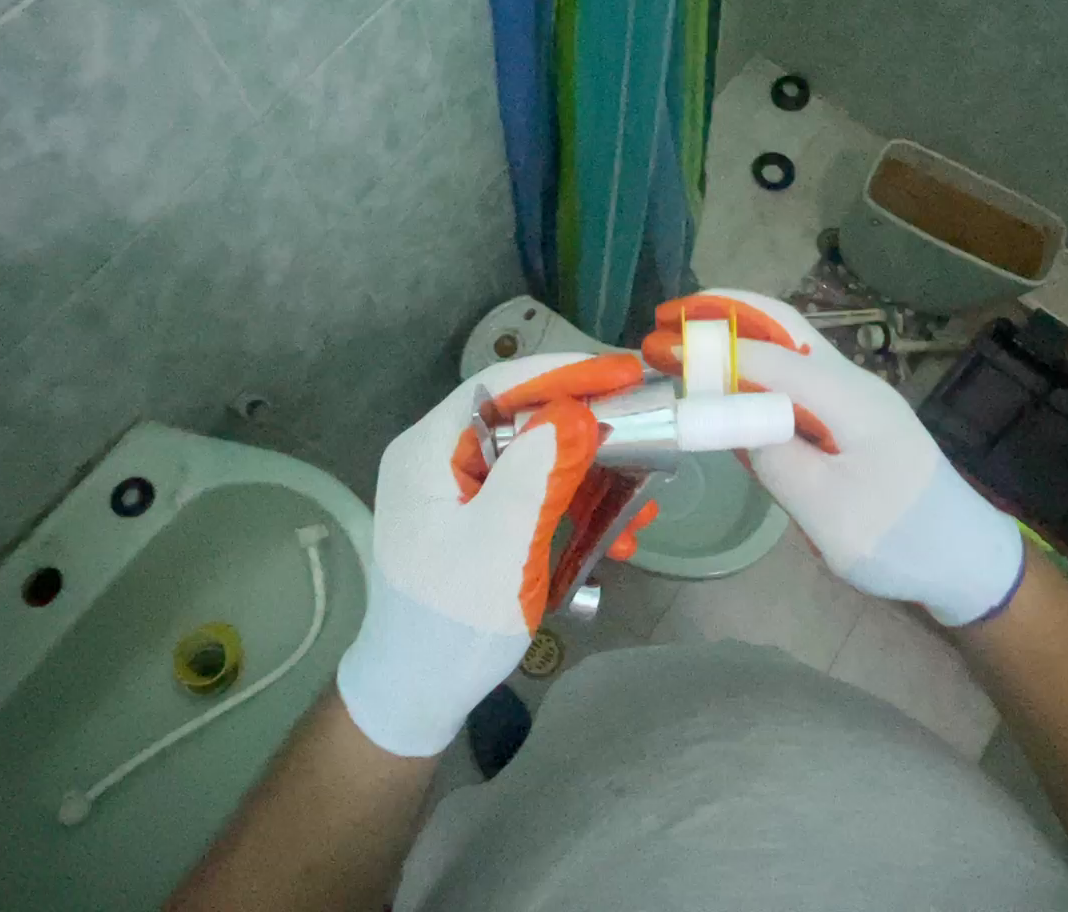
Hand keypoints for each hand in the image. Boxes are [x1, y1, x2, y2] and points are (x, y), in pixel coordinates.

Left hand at [336, 353, 647, 755]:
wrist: (418, 695)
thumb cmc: (451, 625)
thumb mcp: (501, 546)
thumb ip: (538, 474)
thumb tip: (577, 411)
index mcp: (430, 452)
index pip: (501, 388)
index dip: (565, 374)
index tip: (625, 373)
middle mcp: (444, 459)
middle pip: (525, 419)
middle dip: (590, 431)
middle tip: (648, 433)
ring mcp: (464, 490)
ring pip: (539, 458)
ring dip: (594, 476)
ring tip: (644, 498)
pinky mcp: (485, 518)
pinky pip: (538, 494)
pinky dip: (579, 507)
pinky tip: (618, 535)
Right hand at [644, 290, 1023, 625]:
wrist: (966, 558)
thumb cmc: (900, 539)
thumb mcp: (830, 512)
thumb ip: (775, 459)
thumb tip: (733, 419)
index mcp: (848, 397)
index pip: (765, 358)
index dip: (708, 352)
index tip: (657, 350)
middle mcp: (851, 381)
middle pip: (781, 325)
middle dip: (721, 313)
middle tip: (666, 318)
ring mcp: (854, 396)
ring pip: (788, 346)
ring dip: (736, 335)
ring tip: (686, 338)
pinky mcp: (852, 416)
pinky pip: (796, 376)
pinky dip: (755, 365)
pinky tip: (730, 378)